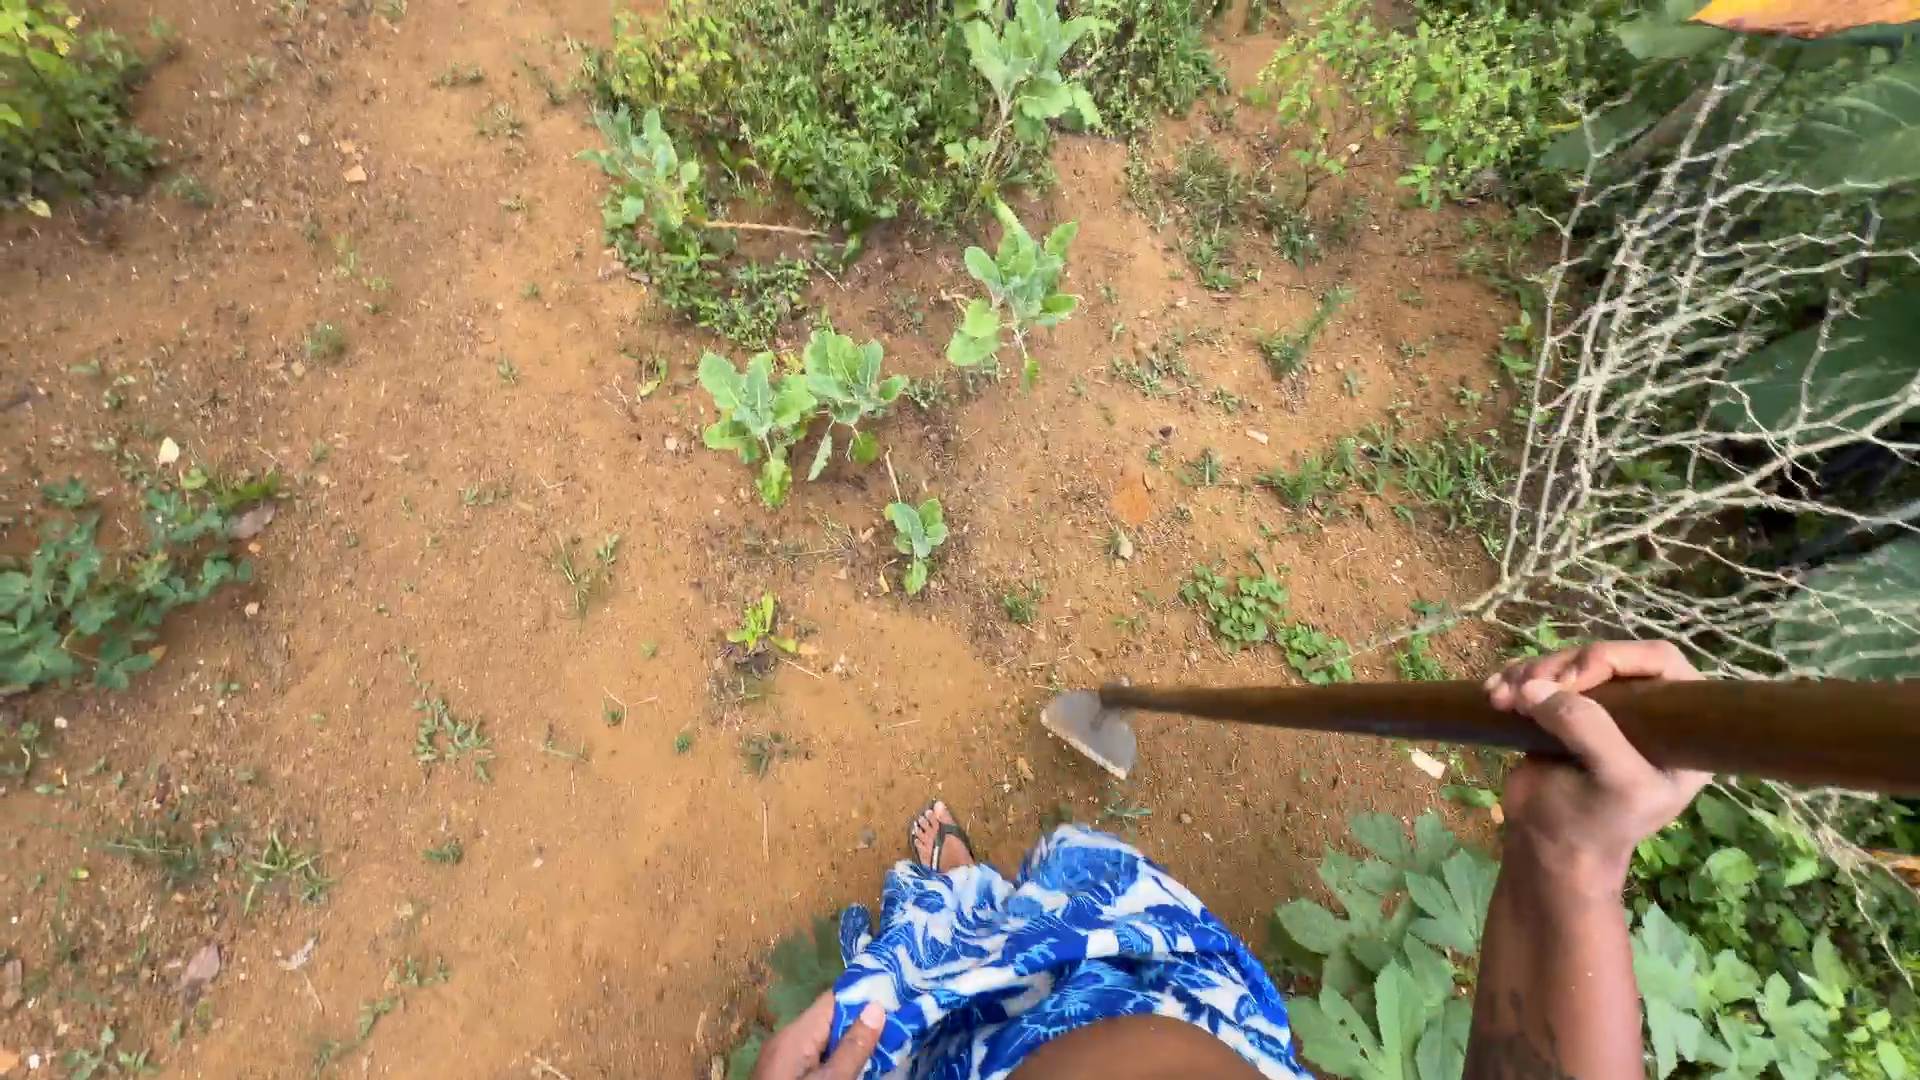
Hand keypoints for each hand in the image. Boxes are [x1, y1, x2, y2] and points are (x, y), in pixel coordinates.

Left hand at [750, 992, 884, 1079]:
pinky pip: (815, 1062)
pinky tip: (858, 1070)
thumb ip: (852, 1049)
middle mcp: (786, 1043)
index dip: (865, 995)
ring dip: (852, 1046)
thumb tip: (876, 1007)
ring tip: (886, 1046)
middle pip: (831, 1021)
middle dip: (862, 1024)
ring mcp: (783, 1065)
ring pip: (825, 1044)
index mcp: (794, 1036)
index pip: (834, 999)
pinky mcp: (784, 1079)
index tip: (896, 995)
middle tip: (897, 1026)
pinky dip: (836, 1062)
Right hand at [1485, 640, 1711, 888]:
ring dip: (1525, 674)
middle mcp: (1640, 712)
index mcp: (1677, 728)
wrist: (1547, 843)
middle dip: (1558, 667)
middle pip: (1602, 658)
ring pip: (1562, 664)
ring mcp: (1595, 710)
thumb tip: (1533, 687)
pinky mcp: (1555, 713)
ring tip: (1499, 699)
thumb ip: (1587, 729)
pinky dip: (1508, 681)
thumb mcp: (1613, 781)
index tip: (1571, 681)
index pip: (1660, 663)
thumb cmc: (1594, 822)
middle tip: (1525, 691)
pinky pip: (1533, 678)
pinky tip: (1491, 695)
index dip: (1614, 659)